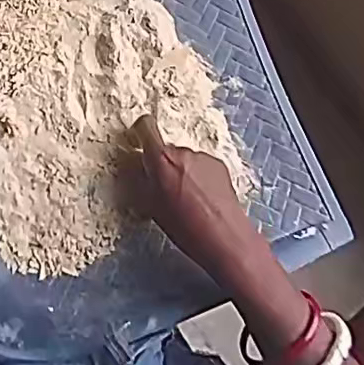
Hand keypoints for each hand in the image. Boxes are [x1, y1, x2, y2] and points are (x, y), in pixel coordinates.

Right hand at [125, 114, 261, 283]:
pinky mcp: (219, 165)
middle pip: (166, 149)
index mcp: (160, 159)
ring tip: (188, 199)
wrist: (224, 237)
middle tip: (166, 189)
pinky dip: (199, 176)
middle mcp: (182, 152)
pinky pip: (201, 165)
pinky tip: (203, 199)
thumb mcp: (151, 205)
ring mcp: (203, 157)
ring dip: (183, 171)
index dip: (141, 131)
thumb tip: (140, 168)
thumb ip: (144, 179)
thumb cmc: (184, 226)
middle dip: (164, 164)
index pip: (146, 127)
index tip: (139, 140)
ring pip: (185, 159)